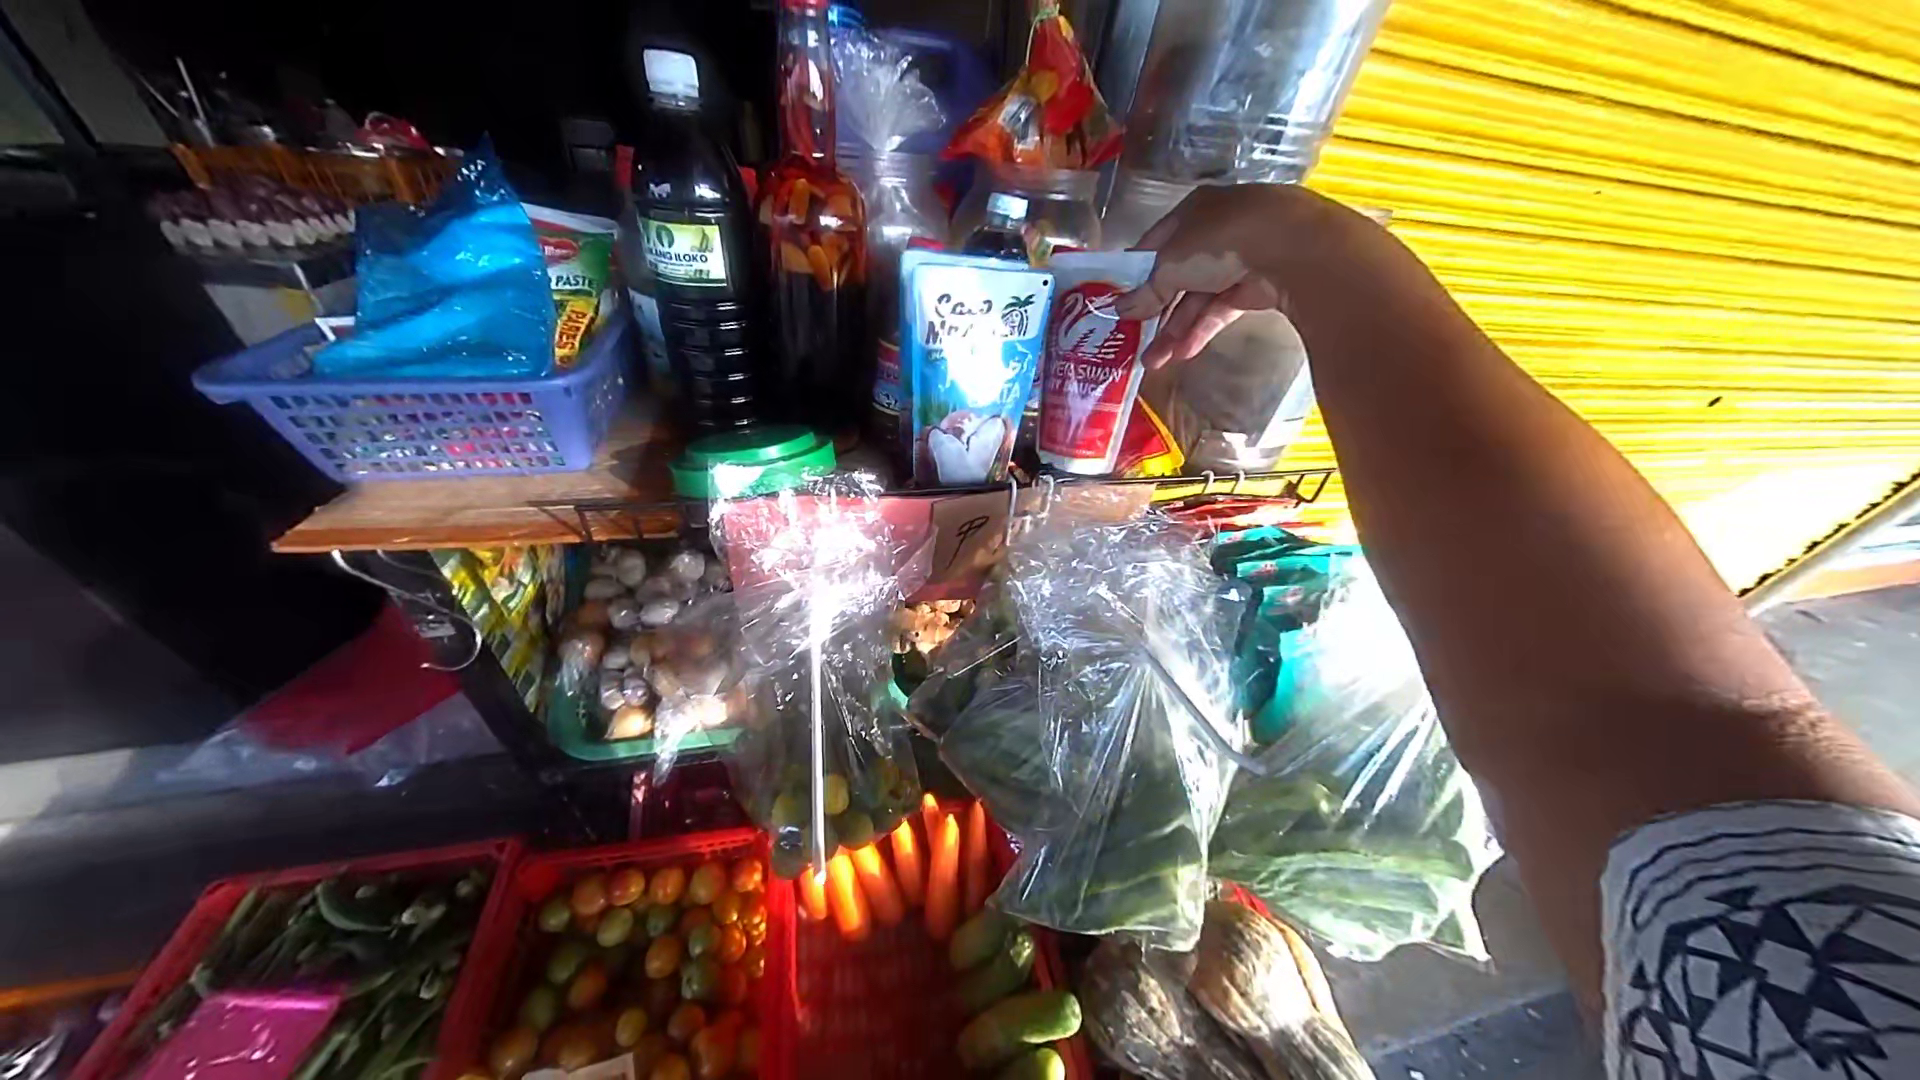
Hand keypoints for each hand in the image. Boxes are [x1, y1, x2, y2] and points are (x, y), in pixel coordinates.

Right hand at [1114, 184, 1374, 366]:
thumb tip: (1120, 310)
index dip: (1135, 275)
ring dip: (1174, 330)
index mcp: (1192, 213)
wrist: (1292, 247)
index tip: (1119, 303)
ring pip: (1197, 298)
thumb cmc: (1221, 242)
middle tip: (1134, 341)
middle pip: (1176, 277)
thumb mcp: (1172, 265)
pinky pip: (1220, 310)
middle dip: (1154, 313)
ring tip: (1155, 362)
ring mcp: (1238, 258)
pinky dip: (1201, 330)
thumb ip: (1147, 291)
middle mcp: (1215, 231)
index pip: (1154, 246)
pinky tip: (1183, 353)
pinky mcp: (1257, 285)